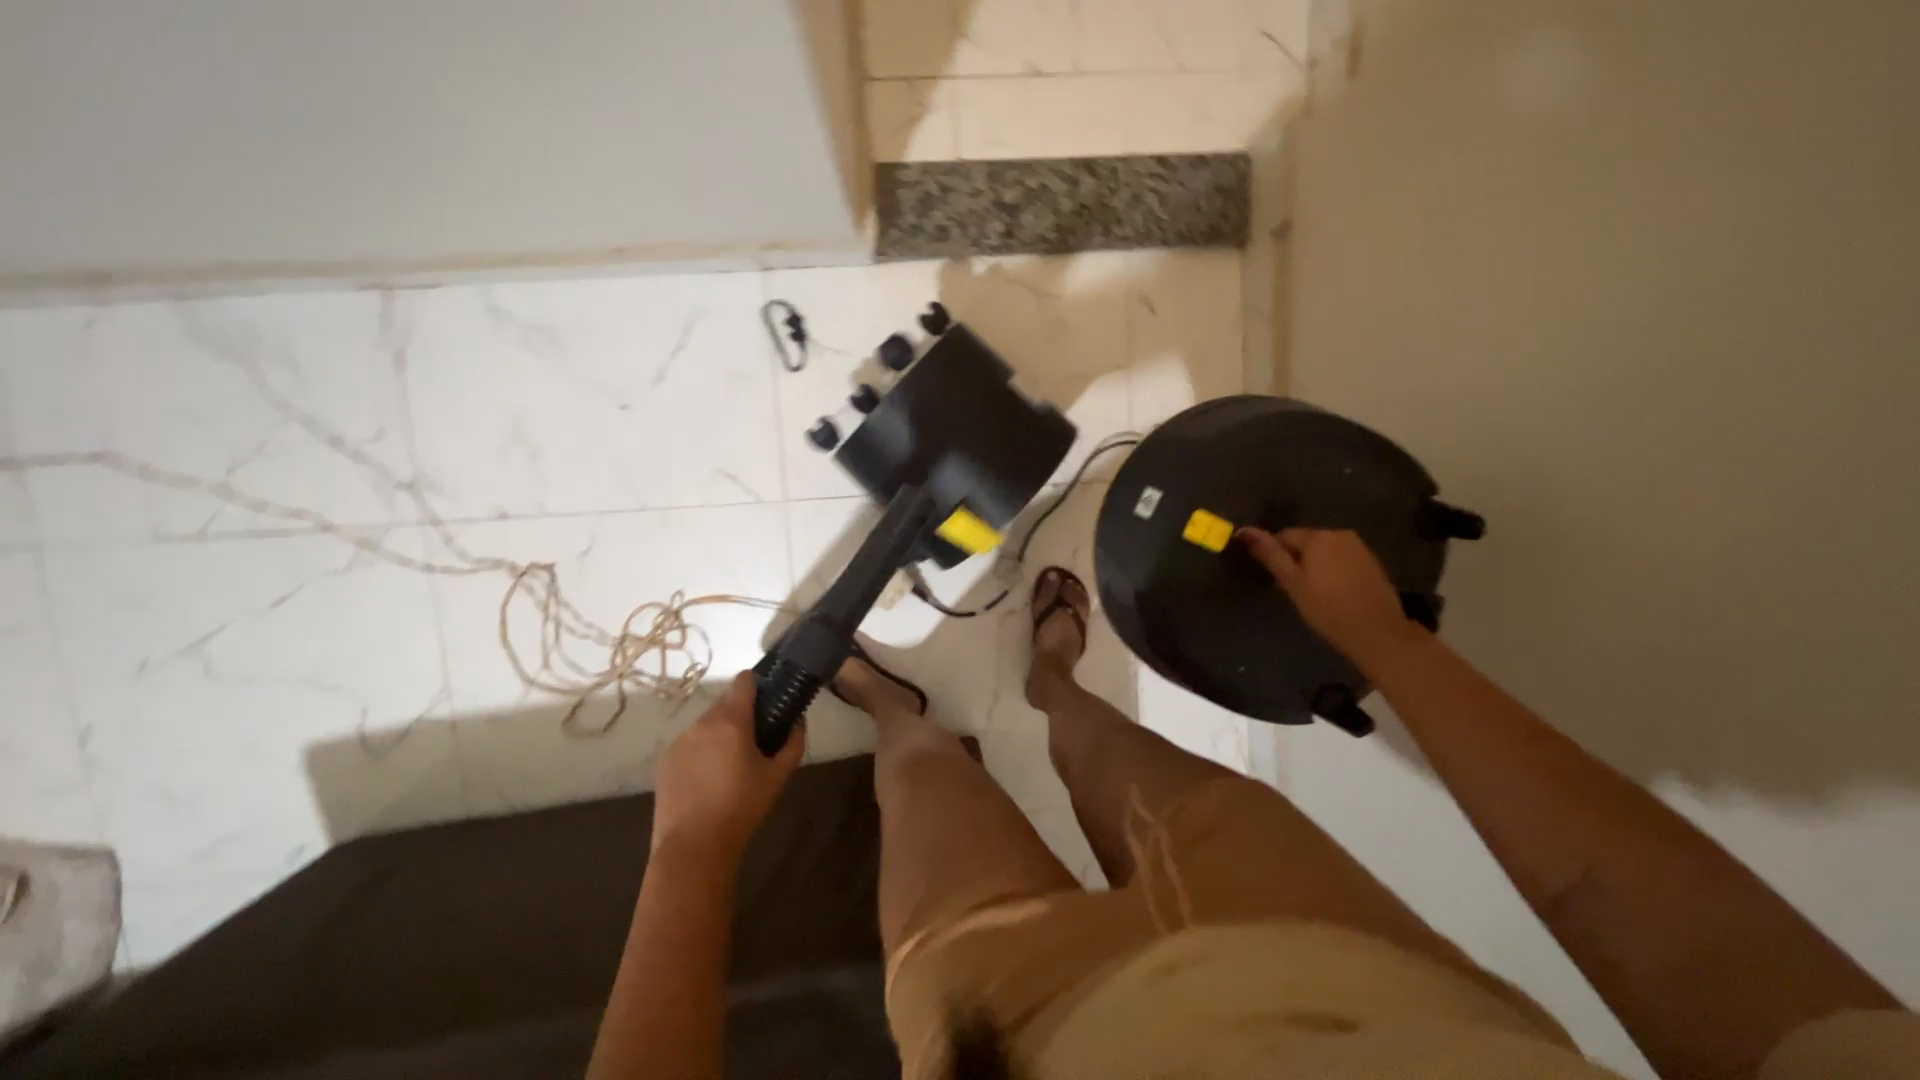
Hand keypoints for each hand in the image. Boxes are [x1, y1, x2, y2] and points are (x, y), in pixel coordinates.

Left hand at [651, 671, 804, 860]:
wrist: (693, 846)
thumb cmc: (742, 808)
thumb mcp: (778, 777)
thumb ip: (793, 743)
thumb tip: (797, 722)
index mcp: (731, 721)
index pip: (743, 681)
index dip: (757, 685)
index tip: (768, 701)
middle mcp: (702, 723)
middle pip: (724, 704)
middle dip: (740, 716)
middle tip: (754, 742)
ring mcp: (679, 741)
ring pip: (705, 726)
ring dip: (719, 735)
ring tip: (729, 767)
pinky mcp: (664, 761)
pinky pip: (688, 745)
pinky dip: (700, 753)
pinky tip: (707, 781)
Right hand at [1237, 527, 1427, 665]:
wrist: (1376, 631)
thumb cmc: (1326, 607)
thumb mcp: (1291, 582)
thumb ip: (1269, 554)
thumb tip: (1243, 530)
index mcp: (1317, 536)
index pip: (1284, 536)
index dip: (1277, 557)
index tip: (1280, 581)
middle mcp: (1340, 534)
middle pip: (1307, 542)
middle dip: (1298, 560)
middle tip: (1296, 590)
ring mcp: (1359, 547)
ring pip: (1326, 551)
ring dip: (1317, 566)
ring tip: (1316, 594)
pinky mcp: (1372, 562)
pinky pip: (1343, 560)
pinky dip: (1335, 571)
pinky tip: (1336, 594)